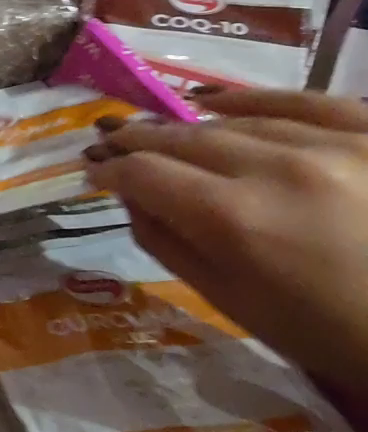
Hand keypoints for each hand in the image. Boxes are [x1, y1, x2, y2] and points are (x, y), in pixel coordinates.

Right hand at [85, 89, 367, 391]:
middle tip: (112, 144)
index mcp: (233, 218)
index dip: (107, 170)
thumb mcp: (229, 298)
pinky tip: (218, 103)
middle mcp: (279, 169)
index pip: (139, 172)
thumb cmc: (333, 333)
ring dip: (189, 129)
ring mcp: (339, 146)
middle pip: (180, 138)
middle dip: (136, 141)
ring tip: (165, 135)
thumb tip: (130, 194)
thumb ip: (164, 238)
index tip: (93, 173)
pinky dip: (254, 98)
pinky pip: (309, 101)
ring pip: (235, 121)